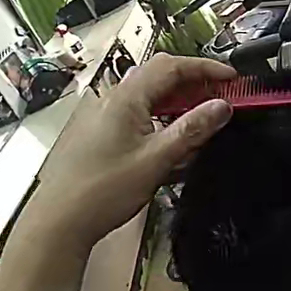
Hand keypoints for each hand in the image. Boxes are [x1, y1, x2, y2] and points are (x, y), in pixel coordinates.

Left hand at [0, 55, 233, 290]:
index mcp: (127, 97)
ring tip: (206, 116)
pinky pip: (142, 112)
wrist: (58, 224)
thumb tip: (223, 105)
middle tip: (222, 93)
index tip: (233, 77)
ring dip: (181, 99)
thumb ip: (192, 129)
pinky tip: (178, 138)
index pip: (172, 66)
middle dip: (195, 80)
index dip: (206, 67)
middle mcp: (115, 99)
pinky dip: (166, 115)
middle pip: (161, 74)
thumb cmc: (105, 190)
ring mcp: (108, 116)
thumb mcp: (157, 159)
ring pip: (152, 94)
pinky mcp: (105, 133)